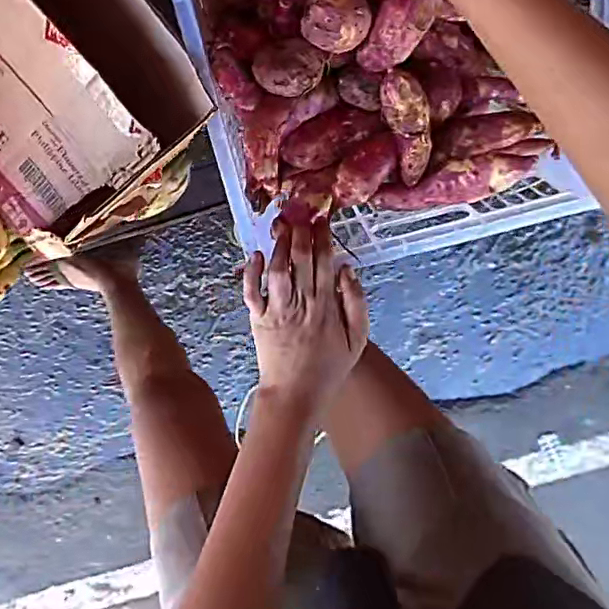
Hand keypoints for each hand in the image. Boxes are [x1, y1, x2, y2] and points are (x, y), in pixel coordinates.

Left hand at [242, 220, 368, 418]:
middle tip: (300, 214)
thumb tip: (348, 269)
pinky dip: (251, 272)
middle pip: (301, 260)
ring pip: (277, 271)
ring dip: (279, 246)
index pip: (326, 263)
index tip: (322, 219)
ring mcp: (277, 311)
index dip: (324, 238)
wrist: (295, 395)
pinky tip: (255, 254)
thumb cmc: (328, 367)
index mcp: (326, 306)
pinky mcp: (258, 319)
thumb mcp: (356, 340)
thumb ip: (356, 303)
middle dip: (301, 233)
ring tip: (281, 227)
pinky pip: (252, 292)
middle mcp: (302, 303)